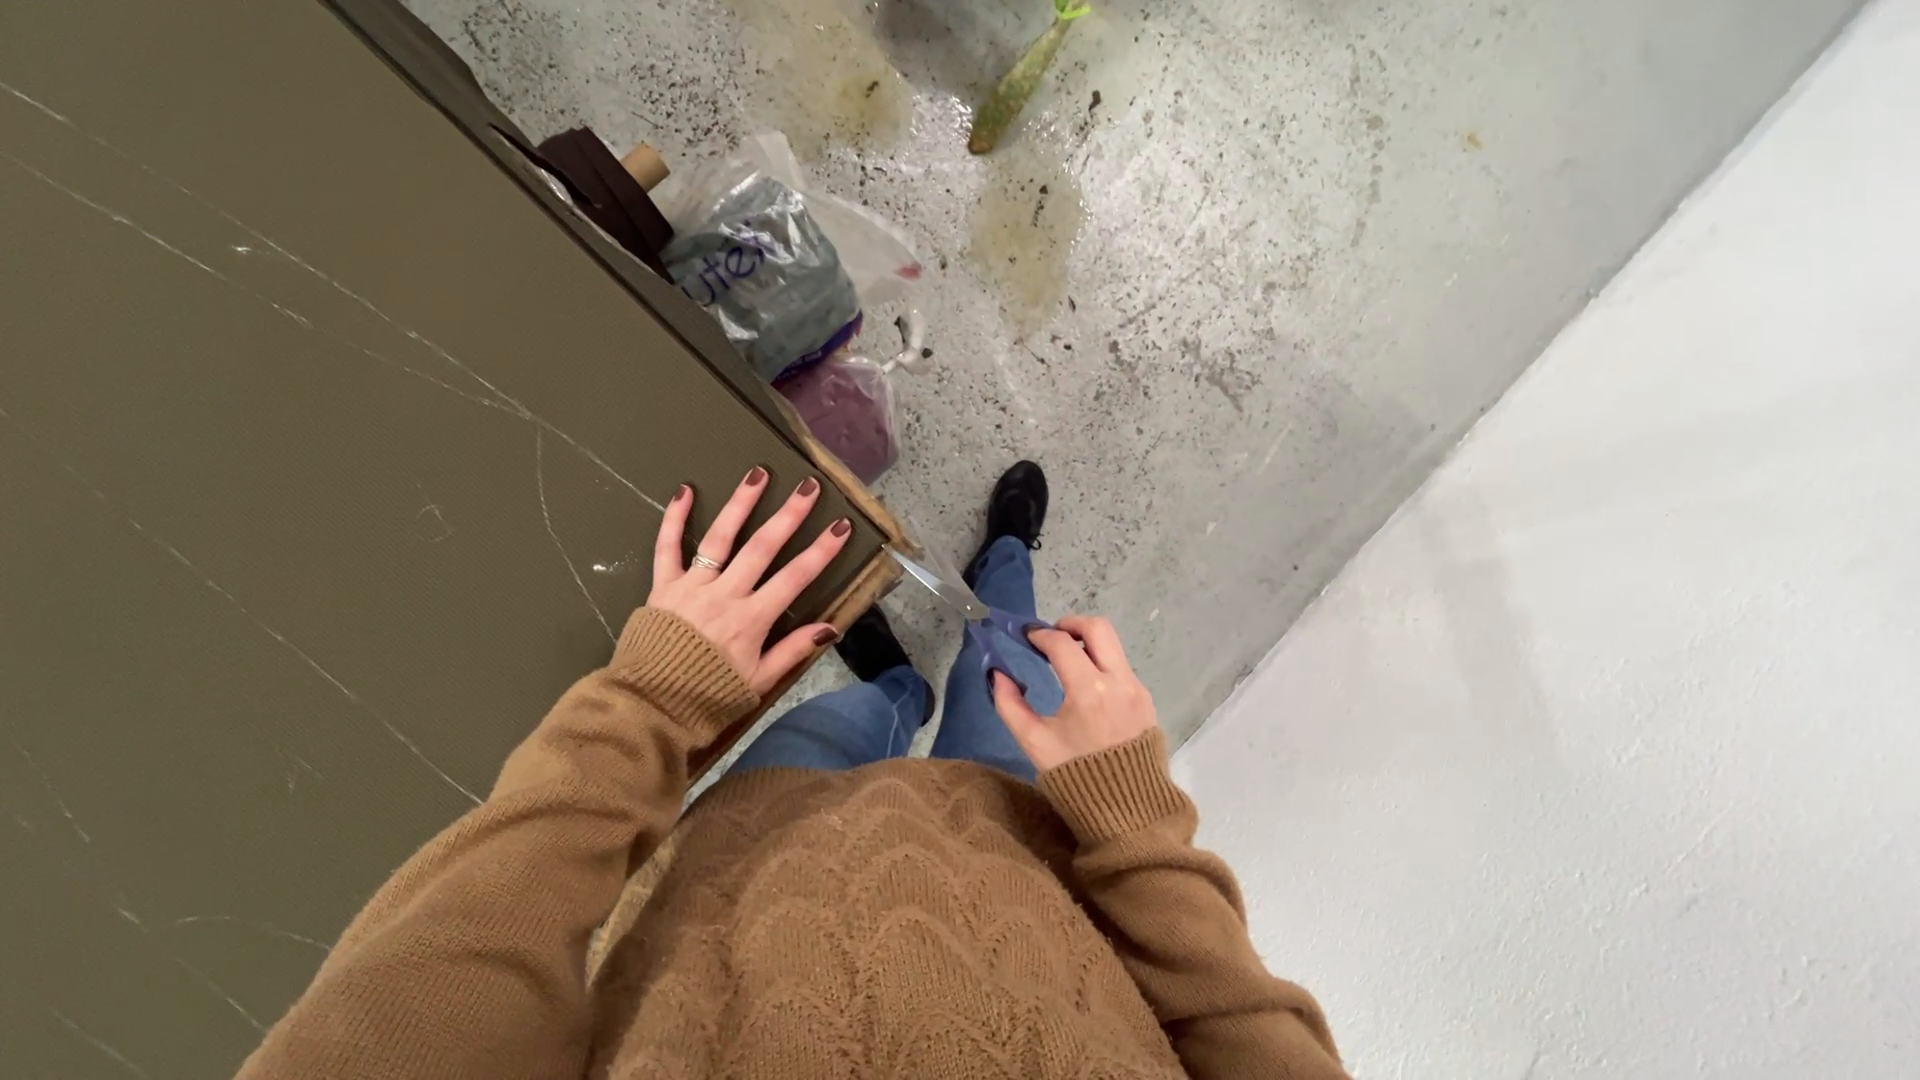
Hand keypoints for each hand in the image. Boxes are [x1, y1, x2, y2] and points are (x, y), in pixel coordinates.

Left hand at [650, 466, 849, 694]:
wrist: (650, 705)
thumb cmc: (709, 695)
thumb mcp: (758, 680)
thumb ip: (792, 650)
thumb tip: (830, 626)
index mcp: (751, 619)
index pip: (795, 578)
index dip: (820, 552)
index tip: (840, 527)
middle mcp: (724, 594)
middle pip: (762, 548)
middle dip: (788, 515)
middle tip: (808, 487)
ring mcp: (691, 586)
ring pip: (720, 538)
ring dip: (741, 503)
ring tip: (758, 473)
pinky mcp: (662, 586)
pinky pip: (667, 547)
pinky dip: (674, 518)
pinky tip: (685, 490)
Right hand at [990, 615, 1158, 771]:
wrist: (1127, 808)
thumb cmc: (1075, 776)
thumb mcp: (1033, 742)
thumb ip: (1009, 704)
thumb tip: (997, 673)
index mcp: (1087, 691)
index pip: (1062, 644)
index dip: (1040, 634)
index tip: (1026, 636)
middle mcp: (1118, 681)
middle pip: (1098, 627)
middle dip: (1071, 624)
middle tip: (1051, 634)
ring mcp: (1136, 689)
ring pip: (1114, 645)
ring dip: (1088, 642)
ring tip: (1066, 657)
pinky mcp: (1146, 699)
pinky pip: (1122, 667)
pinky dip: (1101, 663)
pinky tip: (1085, 682)